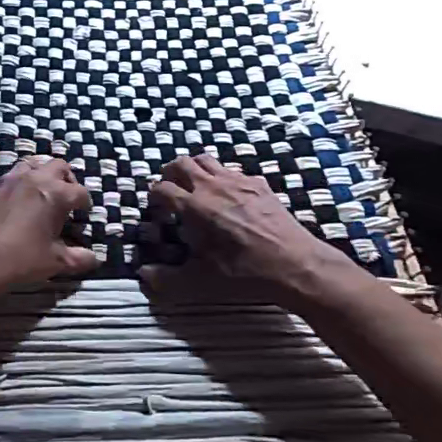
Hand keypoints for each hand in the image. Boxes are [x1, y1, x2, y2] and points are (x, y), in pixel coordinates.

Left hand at [0, 156, 97, 299]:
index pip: (80, 192)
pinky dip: (19, 184)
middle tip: (65, 199)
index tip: (83, 214)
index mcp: (54, 193)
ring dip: (41, 176)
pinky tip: (15, 204)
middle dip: (66, 180)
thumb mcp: (55, 262)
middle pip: (58, 166)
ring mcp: (8, 180)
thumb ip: (79, 258)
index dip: (85, 203)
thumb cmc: (20, 260)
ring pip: (32, 165)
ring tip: (42, 196)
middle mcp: (33, 179)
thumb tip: (94, 258)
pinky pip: (9, 177)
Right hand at [140, 154, 366, 308]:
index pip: (162, 188)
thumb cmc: (247, 274)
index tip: (157, 208)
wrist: (297, 266)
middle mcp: (213, 187)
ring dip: (194, 169)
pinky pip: (231, 170)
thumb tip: (143, 275)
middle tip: (170, 190)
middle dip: (170, 173)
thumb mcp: (203, 282)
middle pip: (181, 163)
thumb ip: (168, 279)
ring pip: (206, 160)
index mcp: (195, 207)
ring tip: (195, 187)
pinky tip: (227, 196)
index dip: (154, 196)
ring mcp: (238, 181)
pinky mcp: (258, 184)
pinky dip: (221, 177)